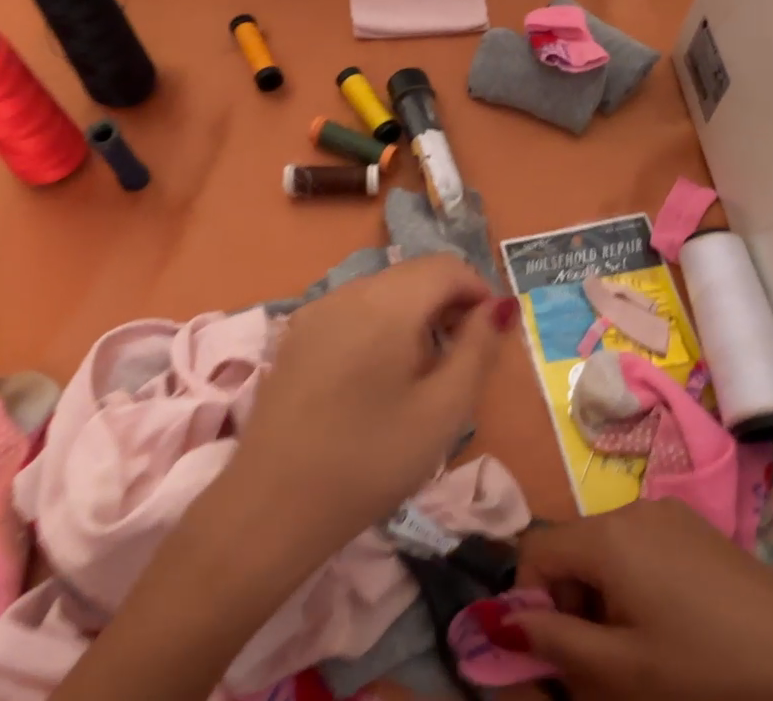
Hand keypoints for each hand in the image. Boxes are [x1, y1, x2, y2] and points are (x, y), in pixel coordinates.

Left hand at [232, 255, 519, 551]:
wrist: (273, 505)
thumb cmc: (370, 460)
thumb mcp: (443, 411)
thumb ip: (477, 349)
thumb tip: (498, 307)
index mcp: (385, 303)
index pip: (446, 267)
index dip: (479, 292)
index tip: (490, 339)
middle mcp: (346, 292)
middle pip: (412, 275)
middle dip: (448, 304)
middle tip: (462, 361)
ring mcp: (314, 312)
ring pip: (381, 292)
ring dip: (414, 316)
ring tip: (423, 375)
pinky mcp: (295, 338)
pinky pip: (352, 312)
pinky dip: (380, 327)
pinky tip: (379, 380)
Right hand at [505, 500, 772, 700]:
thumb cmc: (705, 668)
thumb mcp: (619, 669)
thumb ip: (550, 641)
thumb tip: (494, 619)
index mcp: (606, 535)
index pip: (534, 549)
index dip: (530, 599)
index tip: (557, 647)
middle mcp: (631, 508)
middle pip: (571, 548)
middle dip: (569, 599)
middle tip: (604, 654)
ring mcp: (669, 513)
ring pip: (605, 548)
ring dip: (602, 592)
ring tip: (641, 641)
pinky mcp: (696, 526)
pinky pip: (640, 544)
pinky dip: (634, 579)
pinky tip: (671, 620)